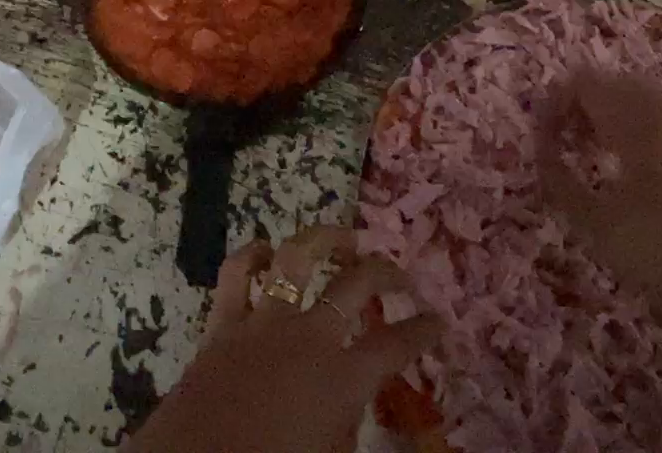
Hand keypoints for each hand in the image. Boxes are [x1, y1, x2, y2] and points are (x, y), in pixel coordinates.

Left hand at [125, 226, 442, 452]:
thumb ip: (346, 425)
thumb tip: (349, 408)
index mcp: (341, 379)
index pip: (396, 345)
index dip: (423, 330)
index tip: (438, 319)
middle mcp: (309, 336)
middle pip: (356, 284)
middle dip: (386, 272)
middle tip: (400, 274)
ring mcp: (264, 322)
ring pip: (298, 256)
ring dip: (325, 239)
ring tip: (344, 237)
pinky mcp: (223, 322)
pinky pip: (236, 273)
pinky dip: (251, 254)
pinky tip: (265, 249)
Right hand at [538, 70, 661, 297]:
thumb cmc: (656, 252)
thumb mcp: (592, 222)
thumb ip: (559, 179)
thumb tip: (543, 150)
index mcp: (636, 123)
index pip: (586, 83)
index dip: (555, 102)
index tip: (540, 136)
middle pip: (615, 83)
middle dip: (582, 103)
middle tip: (561, 138)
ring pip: (641, 101)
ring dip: (608, 115)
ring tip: (588, 152)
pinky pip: (661, 123)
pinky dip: (634, 129)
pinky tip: (626, 169)